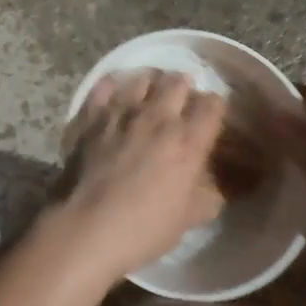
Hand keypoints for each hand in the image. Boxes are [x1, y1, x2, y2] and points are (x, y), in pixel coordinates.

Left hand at [49, 70, 227, 280]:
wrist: (89, 226)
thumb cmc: (146, 228)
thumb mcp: (189, 218)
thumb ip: (208, 195)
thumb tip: (216, 186)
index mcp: (187, 141)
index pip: (212, 105)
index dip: (215, 106)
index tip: (212, 114)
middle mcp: (157, 116)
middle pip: (178, 81)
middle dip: (184, 87)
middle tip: (182, 100)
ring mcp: (122, 110)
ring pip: (143, 77)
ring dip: (151, 82)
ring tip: (151, 91)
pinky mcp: (93, 113)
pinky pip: (106, 85)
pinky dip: (113, 85)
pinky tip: (115, 91)